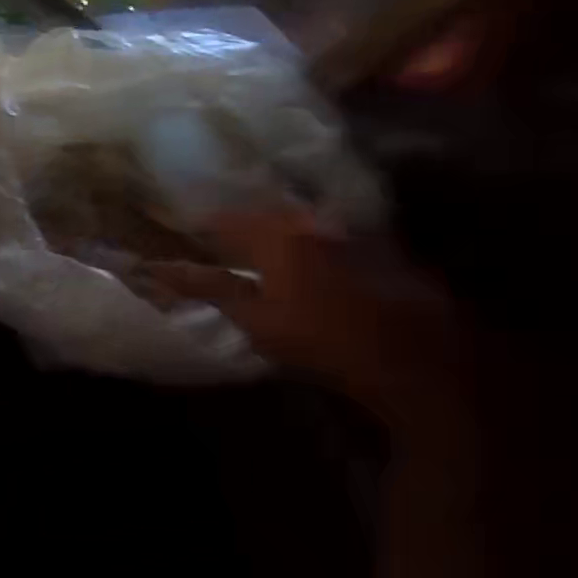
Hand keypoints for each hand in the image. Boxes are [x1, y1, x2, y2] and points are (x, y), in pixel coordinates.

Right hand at [151, 210, 470, 421]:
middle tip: (219, 245)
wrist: (422, 361)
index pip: (222, 219)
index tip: (183, 238)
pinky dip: (310, 244)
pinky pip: (330, 235)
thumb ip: (206, 287)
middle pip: (262, 215)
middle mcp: (312, 222)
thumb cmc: (322, 339)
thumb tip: (155, 269)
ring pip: (298, 223)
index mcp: (276, 234)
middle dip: (237, 227)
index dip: (199, 227)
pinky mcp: (381, 248)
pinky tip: (308, 266)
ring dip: (275, 234)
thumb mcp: (254, 318)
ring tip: (260, 254)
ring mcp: (351, 232)